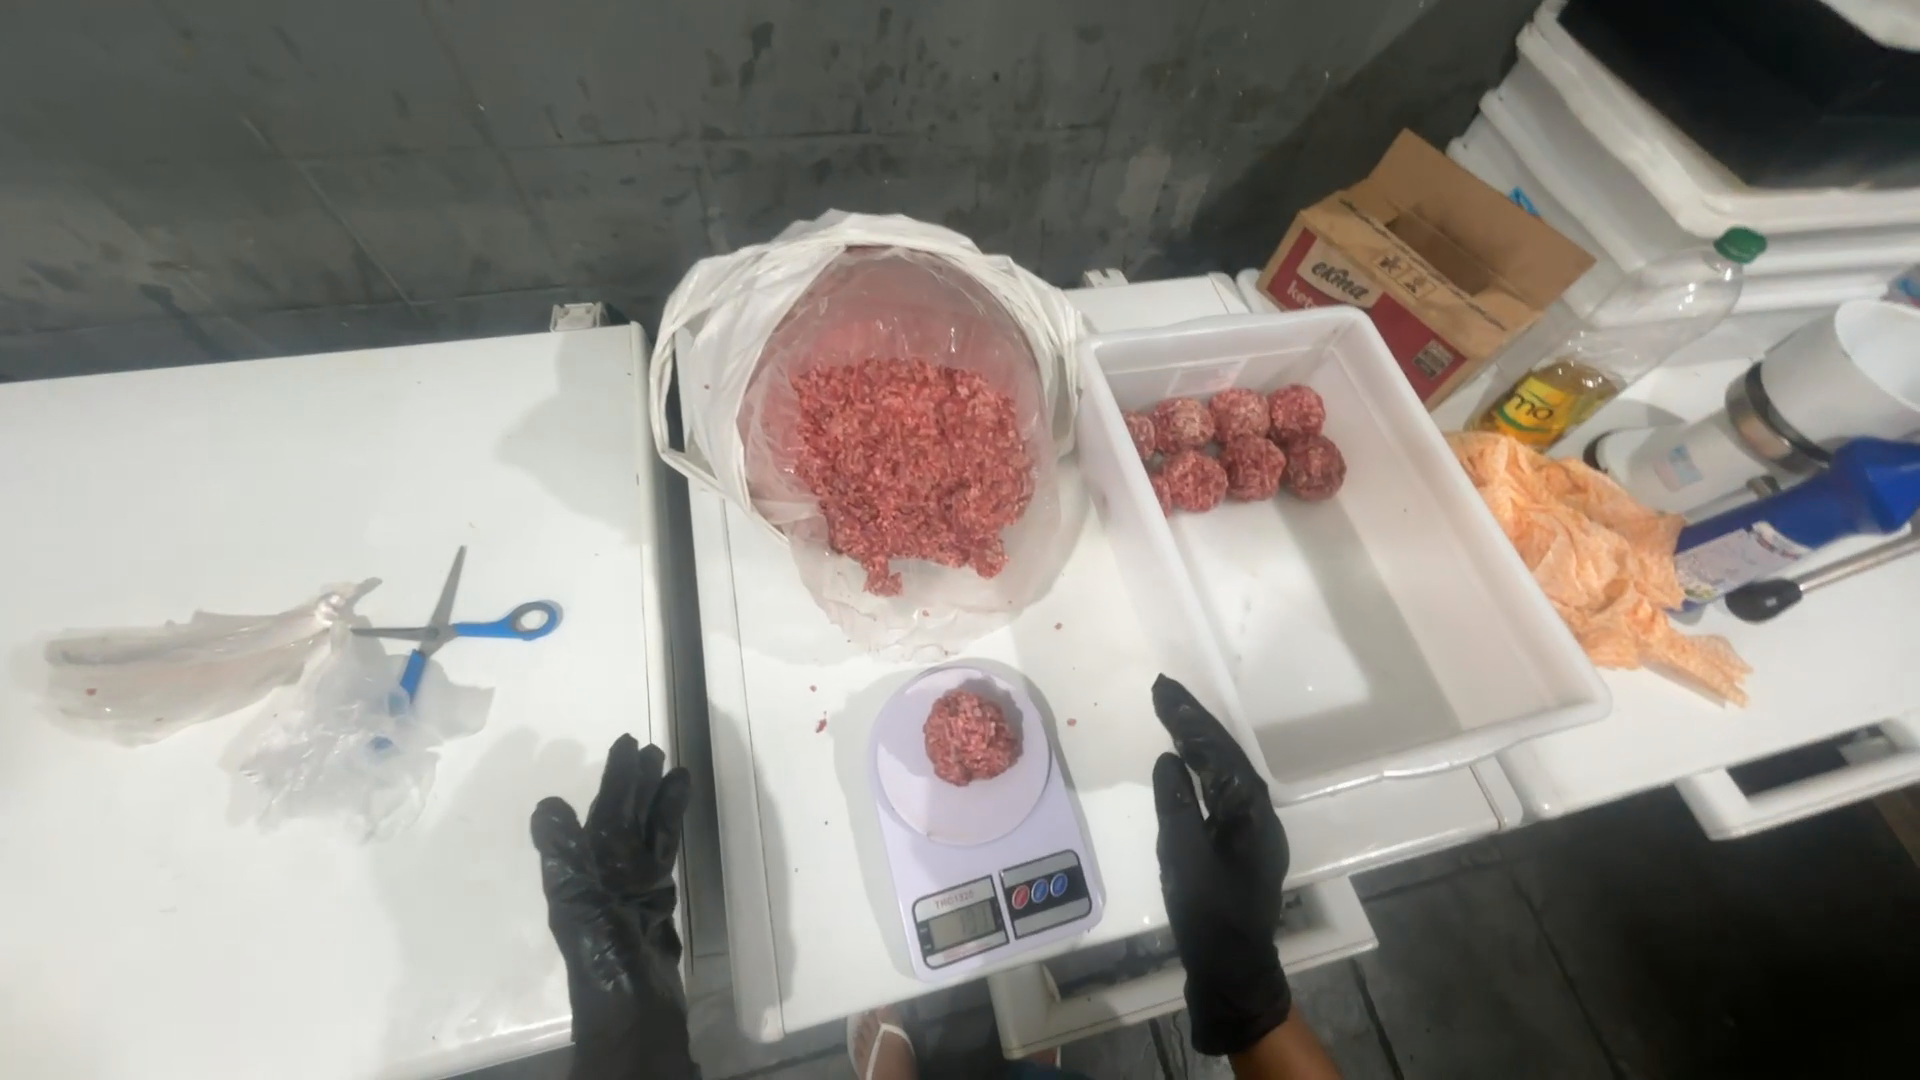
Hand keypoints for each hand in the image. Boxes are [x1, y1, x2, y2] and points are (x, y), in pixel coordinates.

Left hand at [531, 735, 697, 1079]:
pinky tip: (680, 810)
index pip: (601, 811)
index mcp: (584, 869)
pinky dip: (672, 826)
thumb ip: (565, 855)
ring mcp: (632, 884)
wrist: (636, 1012)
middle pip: (624, 815)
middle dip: (636, 782)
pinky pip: (664, 850)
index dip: (613, 777)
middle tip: (652, 748)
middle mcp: (606, 871)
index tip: (627, 744)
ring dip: (658, 798)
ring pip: (647, 829)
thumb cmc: (605, 958)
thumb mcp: (578, 903)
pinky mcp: (656, 898)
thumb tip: (548, 805)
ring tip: (674, 767)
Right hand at [1150, 676, 1291, 1056]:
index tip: (1163, 689)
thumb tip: (1170, 758)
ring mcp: (1251, 822)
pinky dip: (1201, 761)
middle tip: (1163, 689)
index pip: (1215, 750)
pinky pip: (1219, 783)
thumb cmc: (1208, 914)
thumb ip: (1176, 805)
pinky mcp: (1240, 834)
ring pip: (1223, 765)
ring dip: (1197, 735)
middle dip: (1193, 718)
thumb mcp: (1185, 859)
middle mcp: (1256, 808)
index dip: (1188, 718)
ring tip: (1170, 710)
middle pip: (1223, 751)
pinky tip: (1186, 755)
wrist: (1232, 965)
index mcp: (1247, 809)